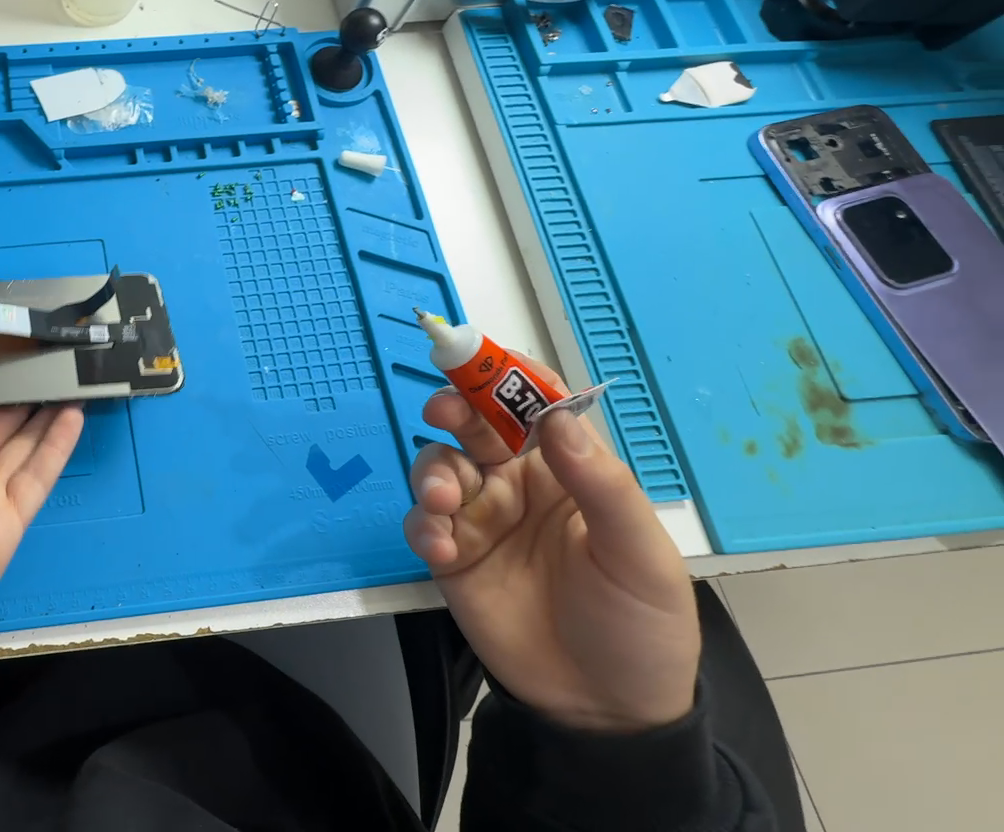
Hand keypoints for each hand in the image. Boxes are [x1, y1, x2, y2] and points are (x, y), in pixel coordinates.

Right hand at [403, 358, 699, 732]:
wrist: (604, 708)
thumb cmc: (639, 623)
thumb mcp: (640, 556)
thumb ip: (601, 486)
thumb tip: (557, 420)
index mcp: (566, 470)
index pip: (533, 406)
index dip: (504, 375)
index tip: (476, 354)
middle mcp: (516, 482)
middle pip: (472, 426)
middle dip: (453, 409)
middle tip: (442, 412)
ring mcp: (479, 516)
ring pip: (436, 467)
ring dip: (432, 474)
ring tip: (445, 505)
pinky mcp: (450, 553)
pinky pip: (422, 523)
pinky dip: (424, 527)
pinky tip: (443, 551)